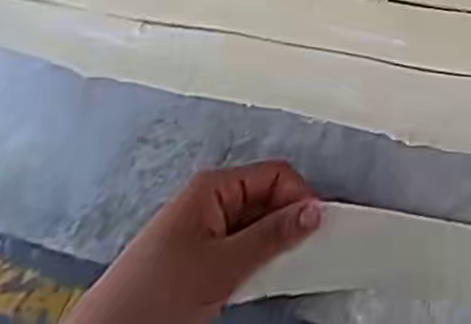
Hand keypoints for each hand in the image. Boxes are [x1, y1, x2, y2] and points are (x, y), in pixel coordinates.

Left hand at [66, 161, 321, 323]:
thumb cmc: (154, 297)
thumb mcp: (221, 267)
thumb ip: (272, 236)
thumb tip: (314, 211)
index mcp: (212, 187)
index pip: (275, 173)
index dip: (299, 195)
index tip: (316, 224)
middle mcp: (208, 200)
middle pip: (266, 196)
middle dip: (287, 218)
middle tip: (304, 247)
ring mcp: (201, 229)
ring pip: (255, 223)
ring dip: (271, 240)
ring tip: (281, 265)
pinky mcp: (196, 257)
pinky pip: (240, 245)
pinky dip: (255, 257)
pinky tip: (259, 276)